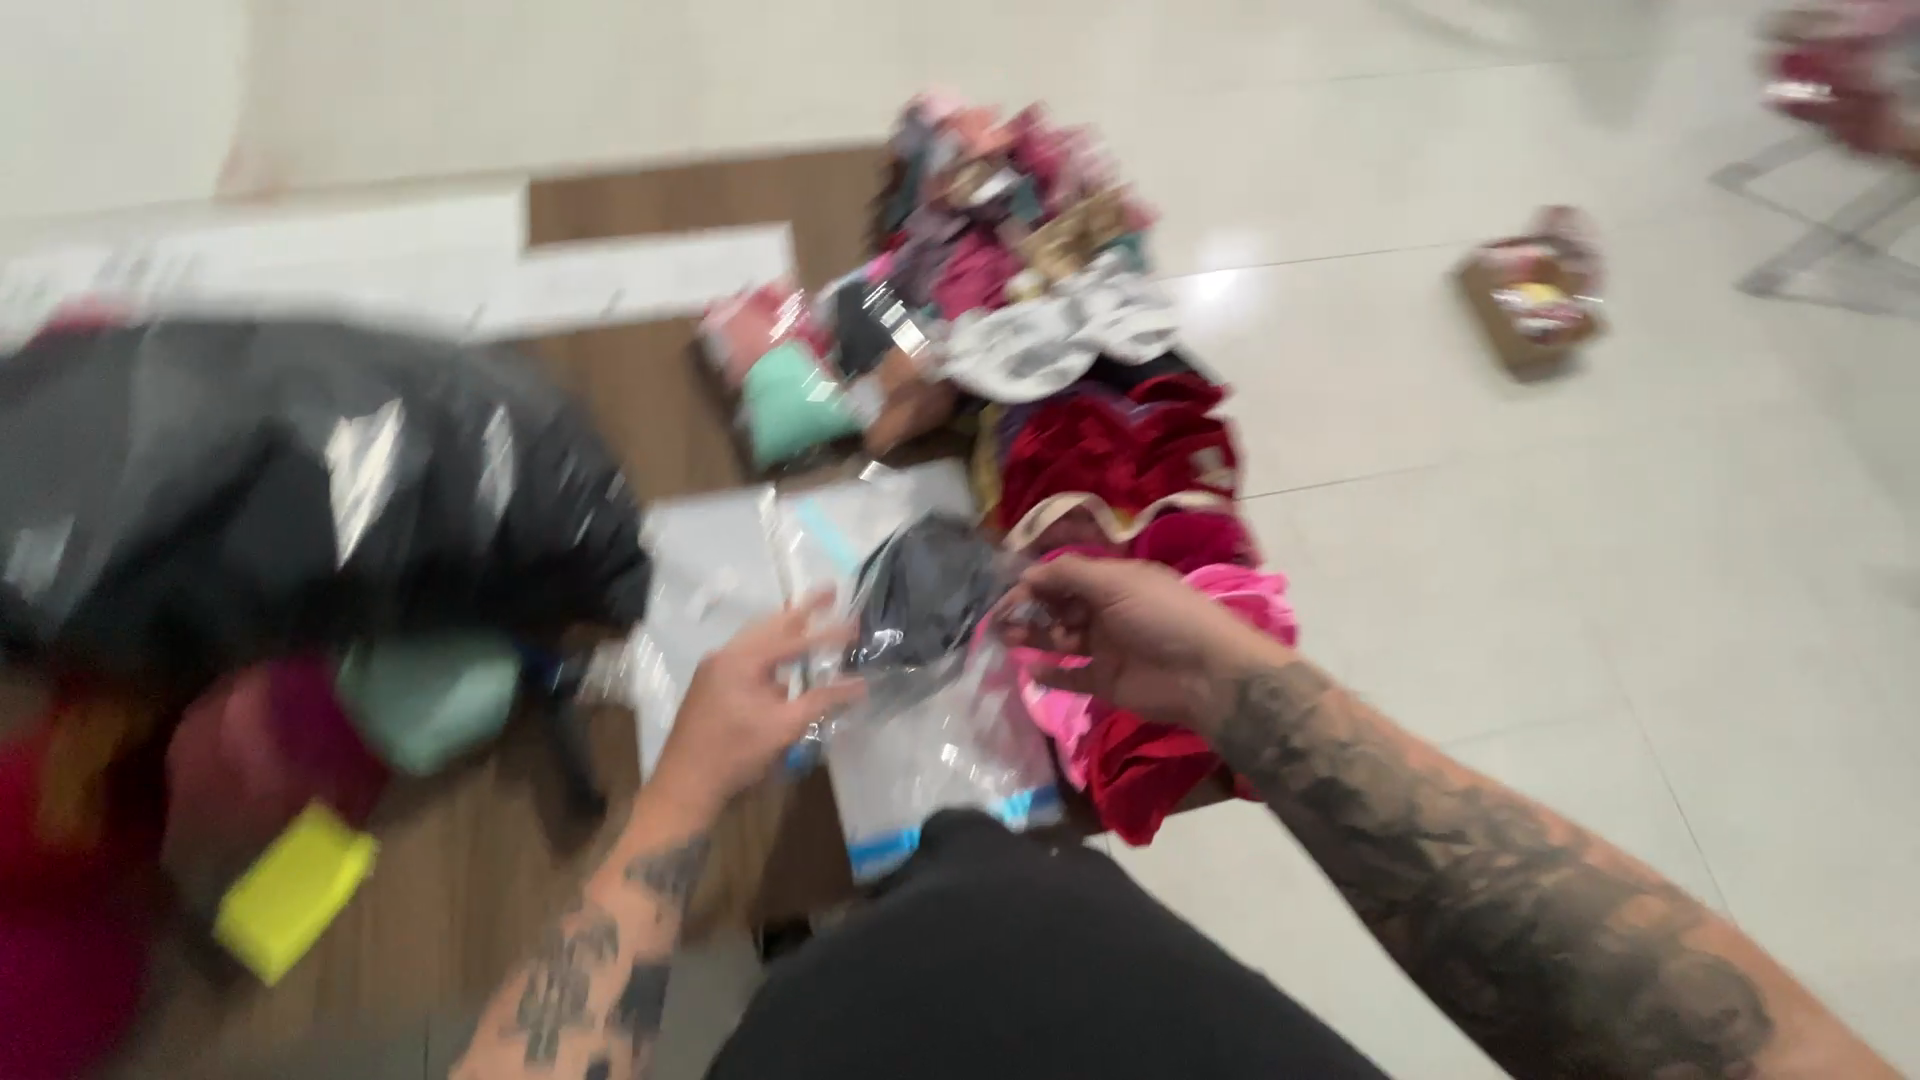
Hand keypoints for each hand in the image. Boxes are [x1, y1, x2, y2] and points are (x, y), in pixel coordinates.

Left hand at [648, 594, 863, 819]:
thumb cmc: (735, 755)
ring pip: (757, 639)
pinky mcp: (712, 685)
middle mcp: (725, 655)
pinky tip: (786, 664)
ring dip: (786, 629)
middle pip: (771, 625)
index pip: (794, 639)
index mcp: (741, 660)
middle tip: (831, 591)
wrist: (684, 788)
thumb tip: (860, 684)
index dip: (828, 633)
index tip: (856, 624)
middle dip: (803, 610)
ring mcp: (714, 669)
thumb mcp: (784, 727)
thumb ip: (823, 700)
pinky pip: (747, 656)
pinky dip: (771, 651)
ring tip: (812, 617)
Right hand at [996, 555, 1270, 731]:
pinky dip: (1050, 673)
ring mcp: (1106, 647)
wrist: (1204, 673)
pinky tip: (1030, 670)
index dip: (1038, 582)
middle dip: (1031, 609)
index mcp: (1113, 582)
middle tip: (1003, 618)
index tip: (1012, 592)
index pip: (1066, 577)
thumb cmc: (1161, 616)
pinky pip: (1071, 676)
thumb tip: (1027, 573)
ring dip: (1034, 637)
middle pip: (1059, 607)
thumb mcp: (1116, 583)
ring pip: (1060, 640)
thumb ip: (1069, 575)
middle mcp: (1107, 611)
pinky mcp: (1106, 681)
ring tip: (1009, 639)